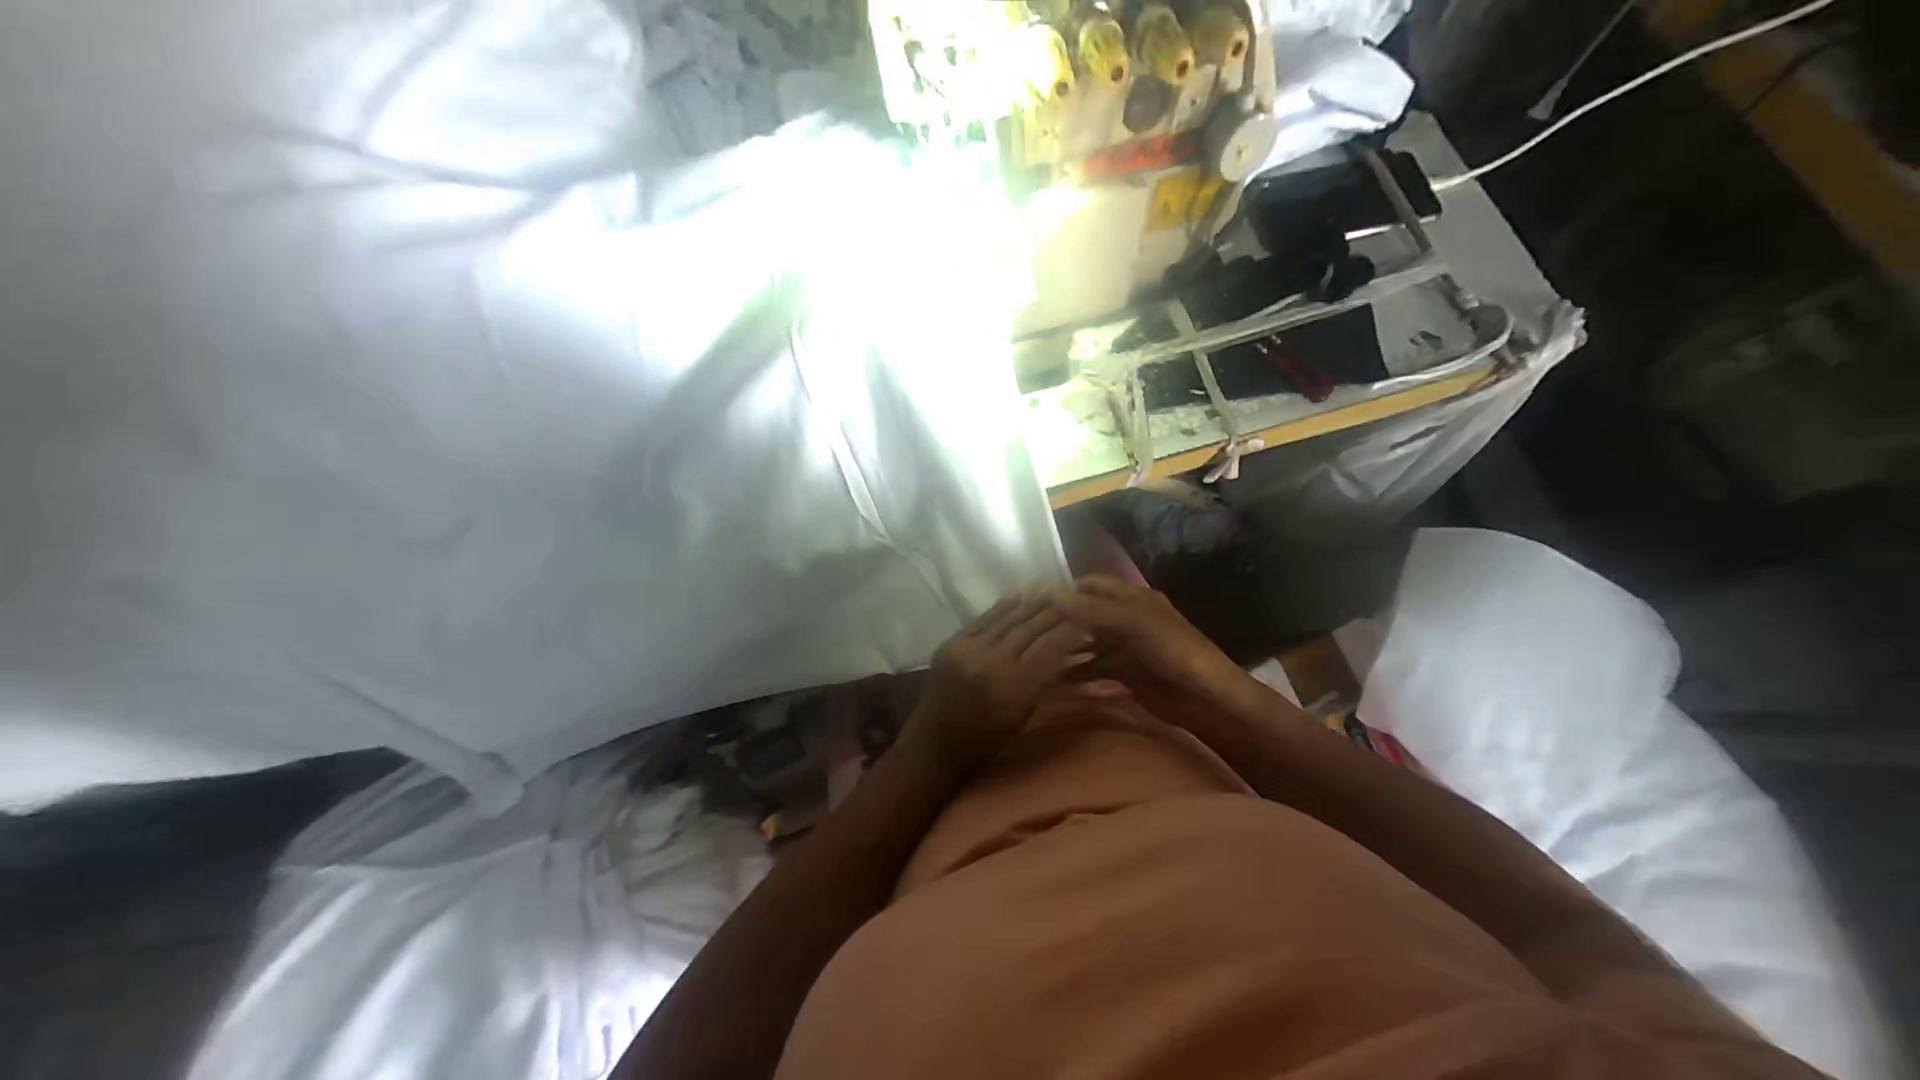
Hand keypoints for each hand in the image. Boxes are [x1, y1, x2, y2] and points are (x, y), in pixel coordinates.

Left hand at [900, 591, 1093, 772]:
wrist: (936, 743)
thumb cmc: (988, 740)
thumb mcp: (1024, 714)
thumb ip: (1045, 681)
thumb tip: (1070, 652)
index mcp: (1015, 688)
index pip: (1051, 649)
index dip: (1071, 631)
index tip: (1086, 617)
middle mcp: (992, 663)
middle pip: (1030, 630)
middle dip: (1053, 612)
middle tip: (1071, 596)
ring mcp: (968, 651)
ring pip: (1007, 620)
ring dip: (1030, 603)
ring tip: (1049, 588)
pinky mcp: (951, 644)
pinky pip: (981, 620)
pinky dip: (1000, 607)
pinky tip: (1016, 593)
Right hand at [1049, 575, 1247, 704]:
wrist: (1207, 699)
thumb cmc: (1176, 651)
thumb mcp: (1135, 623)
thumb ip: (1094, 610)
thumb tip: (1053, 597)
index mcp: (1133, 599)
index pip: (1093, 585)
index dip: (1067, 589)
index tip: (1035, 599)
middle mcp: (1125, 620)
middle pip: (1086, 614)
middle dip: (1060, 620)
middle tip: (1026, 629)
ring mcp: (1123, 648)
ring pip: (1086, 643)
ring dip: (1064, 647)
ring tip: (1033, 654)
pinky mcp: (1123, 675)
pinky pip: (1092, 668)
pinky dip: (1074, 671)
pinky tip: (1051, 677)